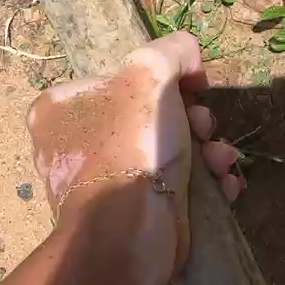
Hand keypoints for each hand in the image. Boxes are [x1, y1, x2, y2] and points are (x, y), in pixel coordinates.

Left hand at [25, 32, 242, 284]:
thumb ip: (170, 50)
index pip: (121, 78)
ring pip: (171, 150)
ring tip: (220, 161)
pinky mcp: (135, 213)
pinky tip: (223, 185)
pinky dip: (206, 183)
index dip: (165, 79)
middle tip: (204, 127)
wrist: (130, 234)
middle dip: (194, 120)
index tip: (192, 89)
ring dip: (209, 151)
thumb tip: (188, 53)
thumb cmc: (131, 148)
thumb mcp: (149, 75)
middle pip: (153, 114)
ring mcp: (106, 184)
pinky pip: (176, 185)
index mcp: (61, 109)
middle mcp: (76, 146)